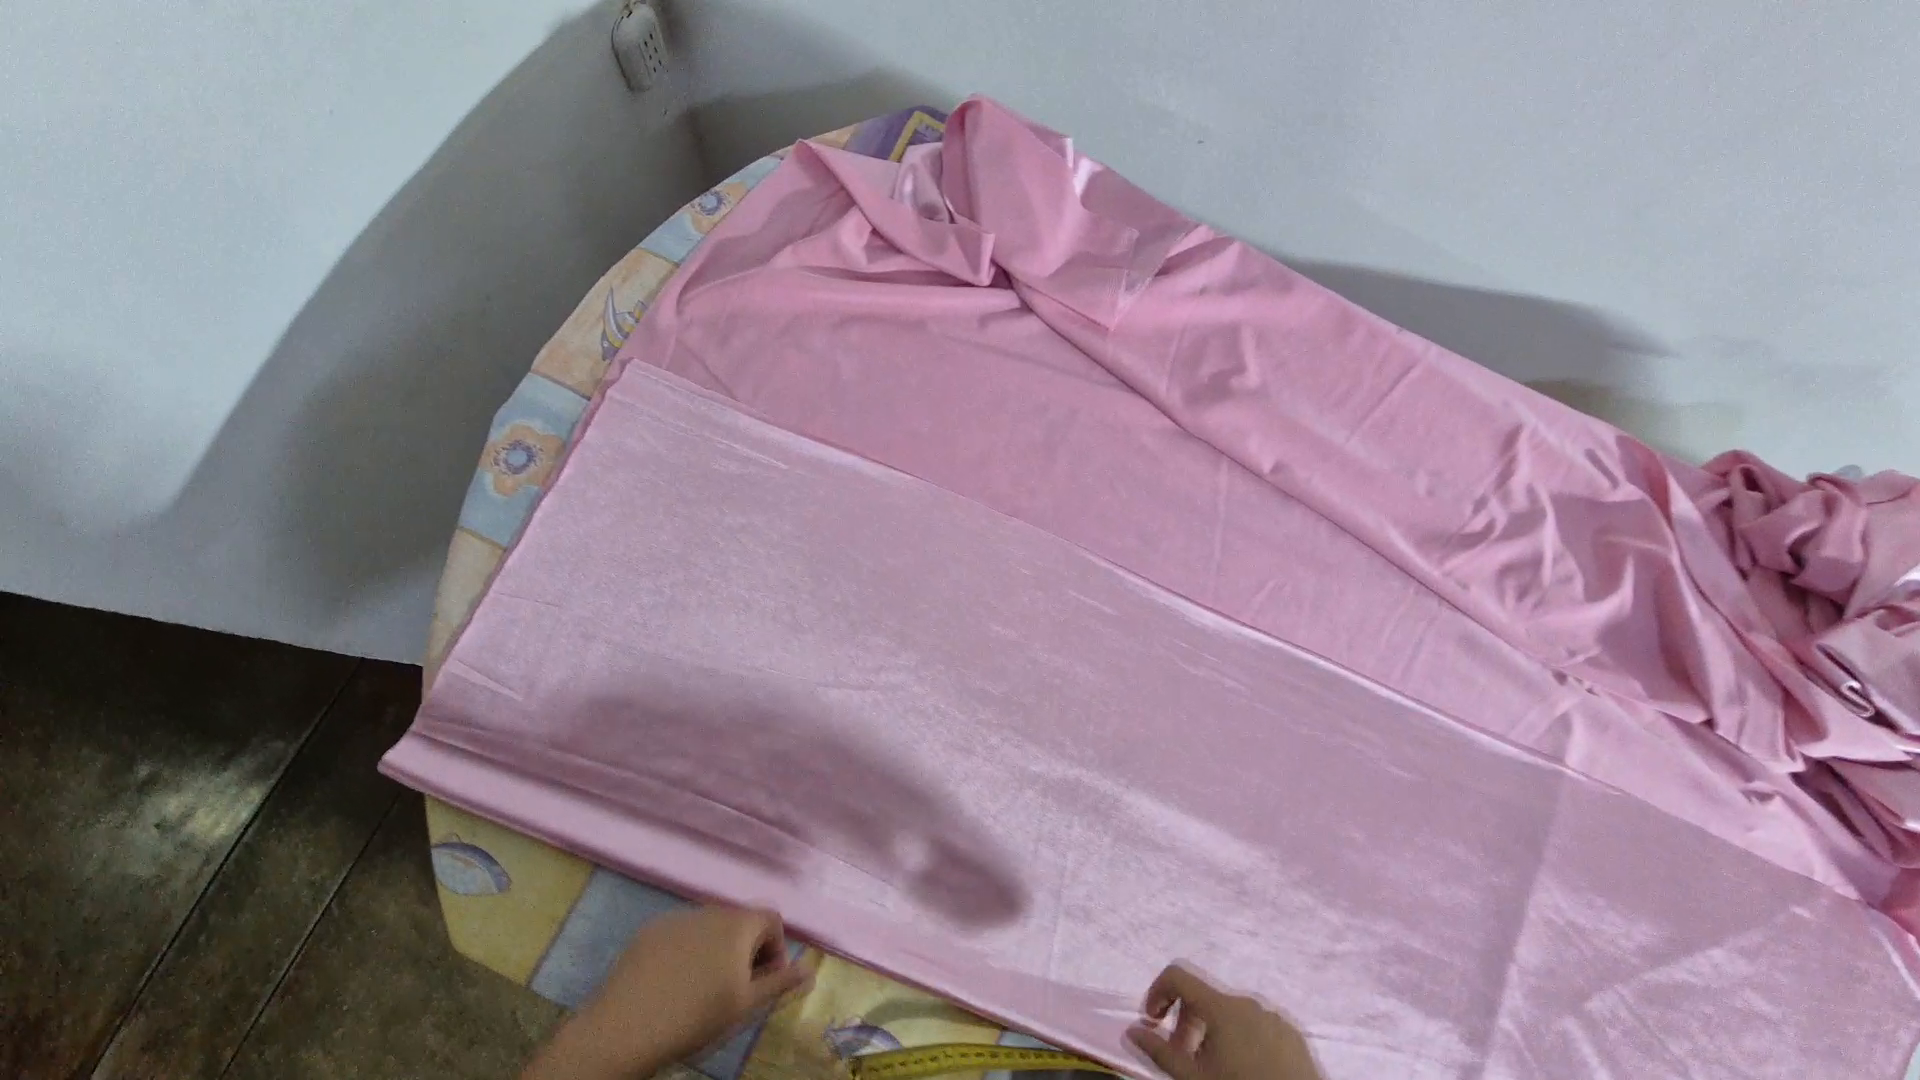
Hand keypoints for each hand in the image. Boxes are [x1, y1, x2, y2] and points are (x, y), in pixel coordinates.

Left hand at [522, 906, 816, 1079]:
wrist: (625, 1028)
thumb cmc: (696, 1016)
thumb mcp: (745, 1005)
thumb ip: (780, 982)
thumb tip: (810, 968)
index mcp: (740, 923)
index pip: (773, 919)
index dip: (776, 949)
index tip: (763, 981)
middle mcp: (712, 909)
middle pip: (741, 921)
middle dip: (747, 950)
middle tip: (735, 989)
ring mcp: (678, 917)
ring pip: (710, 928)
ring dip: (717, 950)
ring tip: (703, 988)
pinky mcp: (650, 930)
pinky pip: (681, 934)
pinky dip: (687, 952)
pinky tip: (674, 984)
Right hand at [1127, 965, 1321, 1079]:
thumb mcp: (1193, 1079)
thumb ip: (1159, 1052)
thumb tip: (1131, 1030)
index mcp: (1221, 1007)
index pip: (1178, 975)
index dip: (1157, 992)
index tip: (1152, 1022)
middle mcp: (1247, 1002)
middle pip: (1204, 998)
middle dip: (1185, 1022)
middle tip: (1182, 1056)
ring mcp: (1274, 1017)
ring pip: (1231, 1015)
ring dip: (1212, 1033)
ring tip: (1214, 1068)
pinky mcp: (1293, 1035)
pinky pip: (1257, 1026)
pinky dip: (1241, 1040)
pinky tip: (1244, 1071)